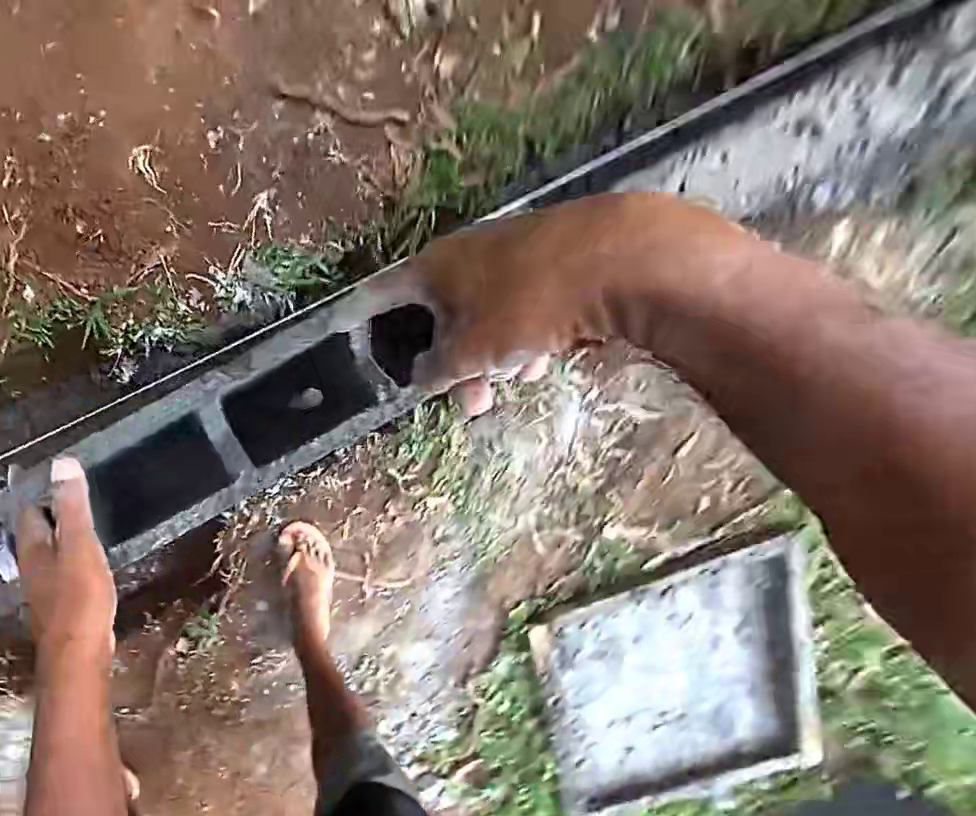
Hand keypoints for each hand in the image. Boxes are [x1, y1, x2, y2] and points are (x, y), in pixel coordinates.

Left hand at [16, 457, 116, 660]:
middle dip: (49, 511)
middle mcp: (31, 565)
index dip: (40, 489)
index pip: (28, 508)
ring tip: (81, 519)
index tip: (57, 473)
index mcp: (33, 547)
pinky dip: (72, 556)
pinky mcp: (60, 604)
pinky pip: (62, 569)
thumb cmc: (79, 597)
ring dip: (60, 534)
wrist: (78, 654)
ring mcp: (44, 587)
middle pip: (35, 530)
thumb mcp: (80, 545)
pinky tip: (88, 558)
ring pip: (48, 551)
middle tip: (72, 492)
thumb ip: (72, 507)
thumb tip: (62, 463)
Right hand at [376, 193, 749, 415]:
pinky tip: (544, 360)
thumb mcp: (469, 354)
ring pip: (483, 317)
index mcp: (433, 267)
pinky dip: (522, 338)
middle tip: (469, 402)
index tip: (351, 333)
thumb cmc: (525, 306)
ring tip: (515, 384)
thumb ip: (436, 372)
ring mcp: (511, 254)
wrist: (625, 259)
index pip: (381, 293)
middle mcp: (466, 254)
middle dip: (451, 366)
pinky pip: (520, 307)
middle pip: (440, 317)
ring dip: (491, 359)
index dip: (362, 316)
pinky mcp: (552, 259)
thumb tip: (423, 376)